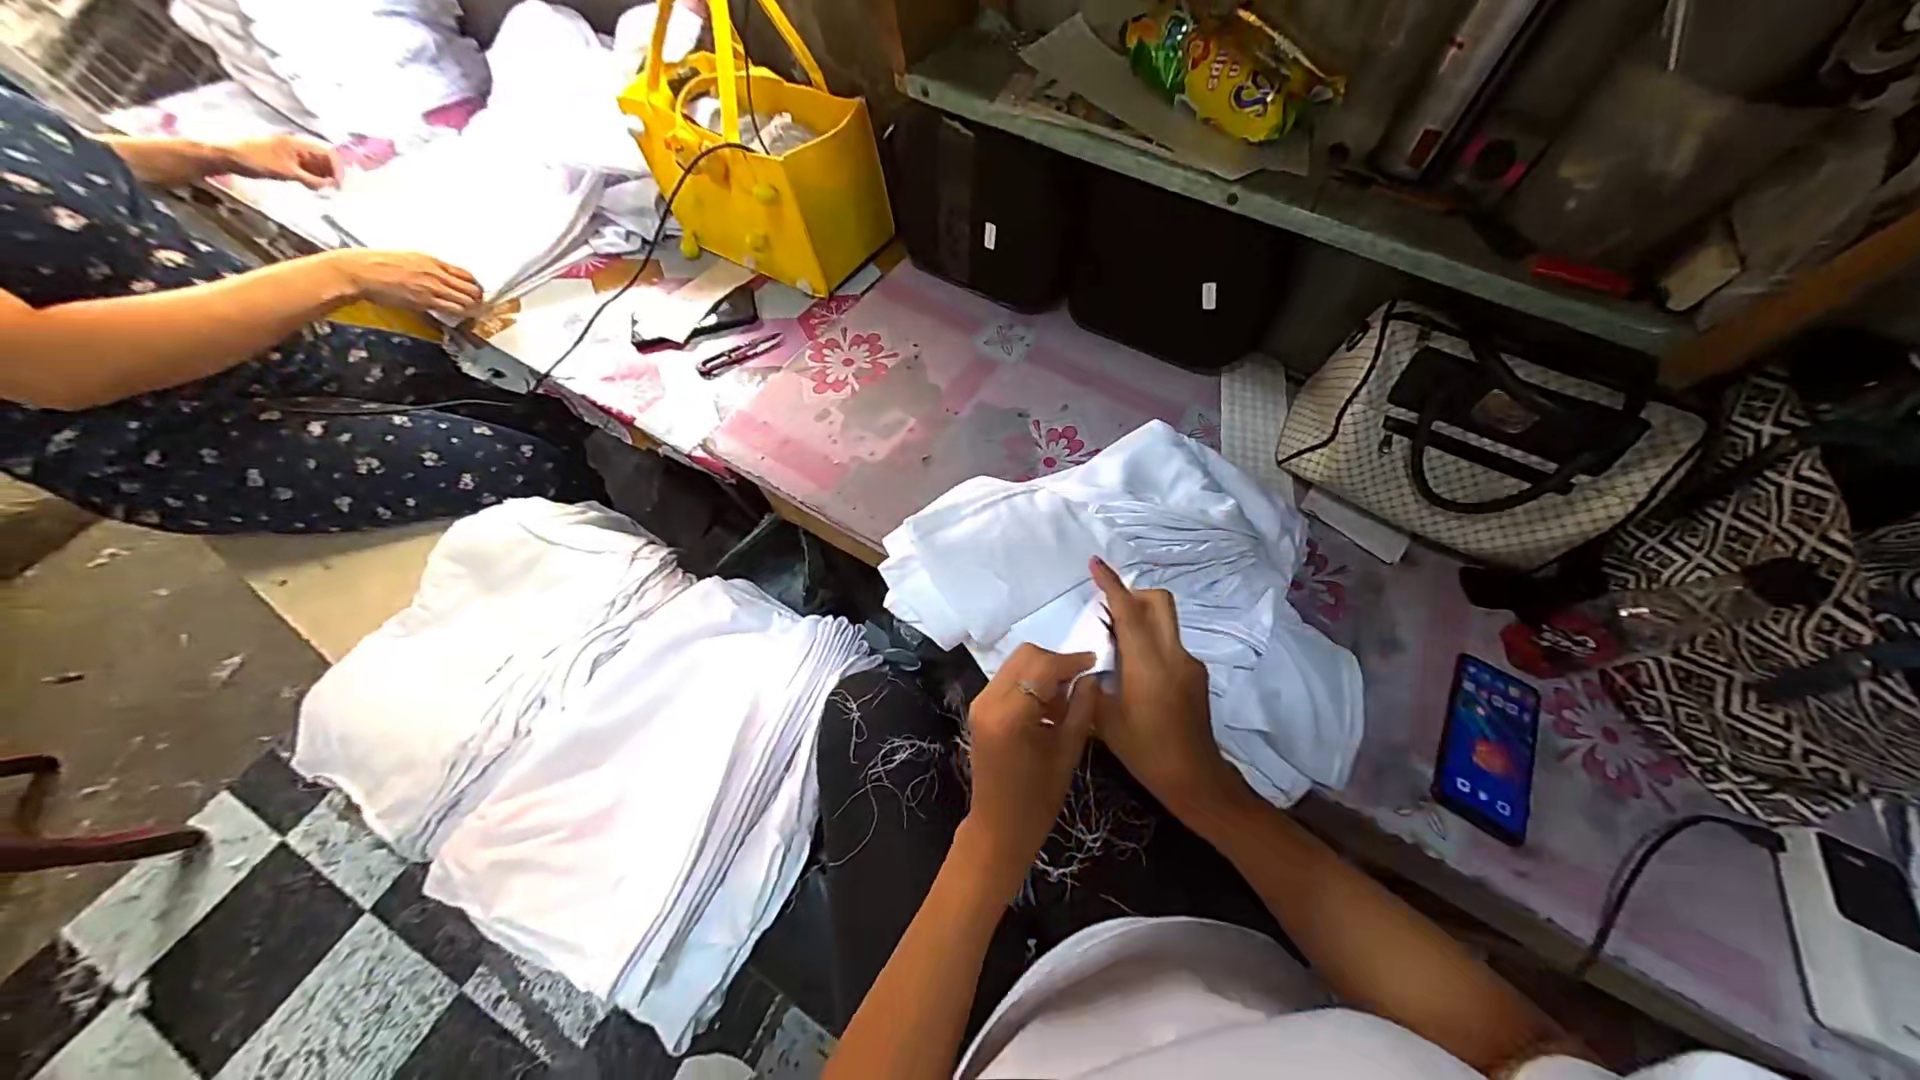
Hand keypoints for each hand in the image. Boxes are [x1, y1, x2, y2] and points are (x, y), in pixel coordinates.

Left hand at [223, 135, 339, 189]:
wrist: (226, 156)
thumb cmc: (255, 160)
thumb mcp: (286, 172)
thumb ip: (311, 179)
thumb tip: (332, 185)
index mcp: (298, 144)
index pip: (329, 154)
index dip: (338, 169)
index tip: (339, 184)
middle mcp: (297, 146)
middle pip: (324, 159)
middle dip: (331, 173)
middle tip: (332, 188)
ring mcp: (290, 153)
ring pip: (316, 165)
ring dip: (322, 177)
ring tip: (320, 188)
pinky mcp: (284, 160)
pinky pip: (306, 168)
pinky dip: (312, 177)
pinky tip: (310, 185)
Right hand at [325, 249, 483, 317]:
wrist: (357, 271)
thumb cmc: (375, 264)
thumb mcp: (407, 258)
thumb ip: (428, 268)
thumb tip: (441, 279)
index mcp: (432, 260)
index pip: (466, 275)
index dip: (475, 286)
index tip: (476, 294)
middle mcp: (436, 273)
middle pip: (472, 289)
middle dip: (479, 300)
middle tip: (479, 308)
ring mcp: (432, 287)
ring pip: (467, 301)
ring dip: (474, 310)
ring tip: (473, 316)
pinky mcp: (425, 301)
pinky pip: (453, 310)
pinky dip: (463, 316)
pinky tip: (463, 319)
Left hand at [961, 644, 1098, 882]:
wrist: (999, 826)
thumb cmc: (1038, 798)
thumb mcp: (1068, 751)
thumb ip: (1082, 708)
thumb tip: (1092, 677)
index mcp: (1010, 714)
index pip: (1042, 666)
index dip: (1071, 660)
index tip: (1095, 660)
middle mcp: (988, 700)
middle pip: (1025, 656)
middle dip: (1055, 662)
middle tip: (1080, 682)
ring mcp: (980, 703)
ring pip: (1015, 664)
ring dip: (1042, 672)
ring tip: (1065, 701)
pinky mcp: (979, 708)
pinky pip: (1008, 680)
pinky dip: (1029, 683)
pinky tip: (1047, 708)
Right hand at [1089, 556, 1248, 819]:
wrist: (1195, 778)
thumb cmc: (1145, 751)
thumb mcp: (1105, 719)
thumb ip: (1092, 683)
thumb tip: (1084, 661)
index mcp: (1148, 664)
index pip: (1129, 611)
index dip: (1111, 584)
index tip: (1096, 563)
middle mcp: (1174, 655)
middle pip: (1159, 602)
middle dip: (1133, 595)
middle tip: (1106, 611)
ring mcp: (1189, 664)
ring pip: (1165, 622)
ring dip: (1140, 619)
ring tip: (1113, 644)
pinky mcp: (1195, 675)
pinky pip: (1169, 644)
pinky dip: (1149, 642)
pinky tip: (1132, 671)